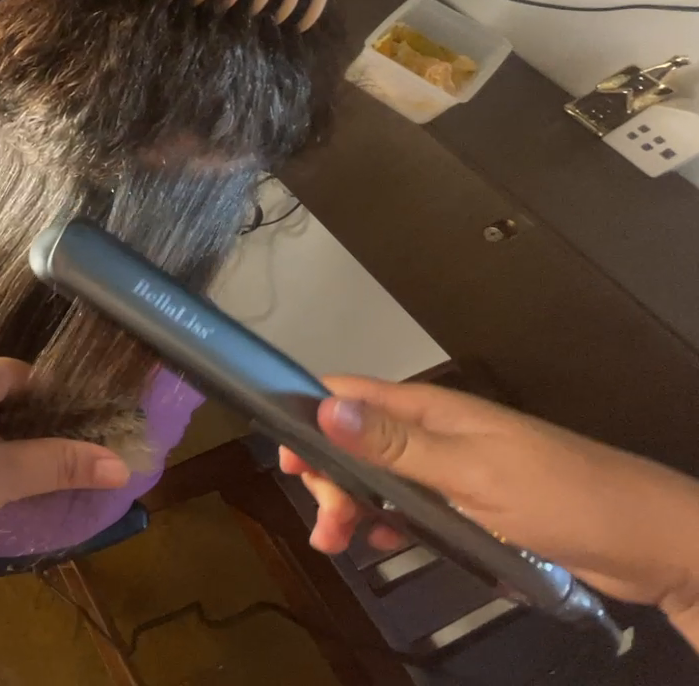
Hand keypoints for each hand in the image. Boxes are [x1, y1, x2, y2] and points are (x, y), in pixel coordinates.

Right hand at [282, 375, 698, 624]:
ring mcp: (449, 467)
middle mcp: (430, 431)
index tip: (284, 456)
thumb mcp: (472, 471)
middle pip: (351, 442)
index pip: (343, 395)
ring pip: (375, 476)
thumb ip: (394, 442)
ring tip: (338, 543)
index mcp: (427, 411)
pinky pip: (407, 503)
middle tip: (324, 520)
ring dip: (350, 505)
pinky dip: (384, 520)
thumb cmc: (566, 498)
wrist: (666, 549)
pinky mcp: (467, 501)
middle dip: (328, 477)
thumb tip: (322, 407)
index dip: (304, 417)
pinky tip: (378, 542)